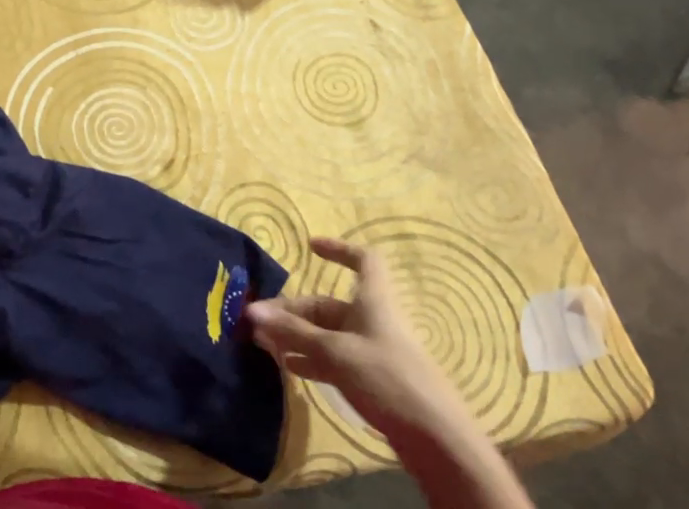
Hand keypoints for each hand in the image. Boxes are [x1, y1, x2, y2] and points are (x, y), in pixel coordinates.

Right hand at [246, 237, 470, 440]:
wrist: (436, 440)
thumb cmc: (387, 379)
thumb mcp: (334, 351)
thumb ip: (292, 331)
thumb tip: (251, 310)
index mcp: (373, 302)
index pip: (363, 260)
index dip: (339, 250)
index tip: (310, 247)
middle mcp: (373, 321)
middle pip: (329, 305)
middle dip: (292, 311)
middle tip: (258, 323)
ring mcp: (373, 351)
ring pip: (327, 334)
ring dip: (296, 337)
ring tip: (265, 346)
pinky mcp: (372, 379)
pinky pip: (335, 359)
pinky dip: (311, 359)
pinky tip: (290, 368)